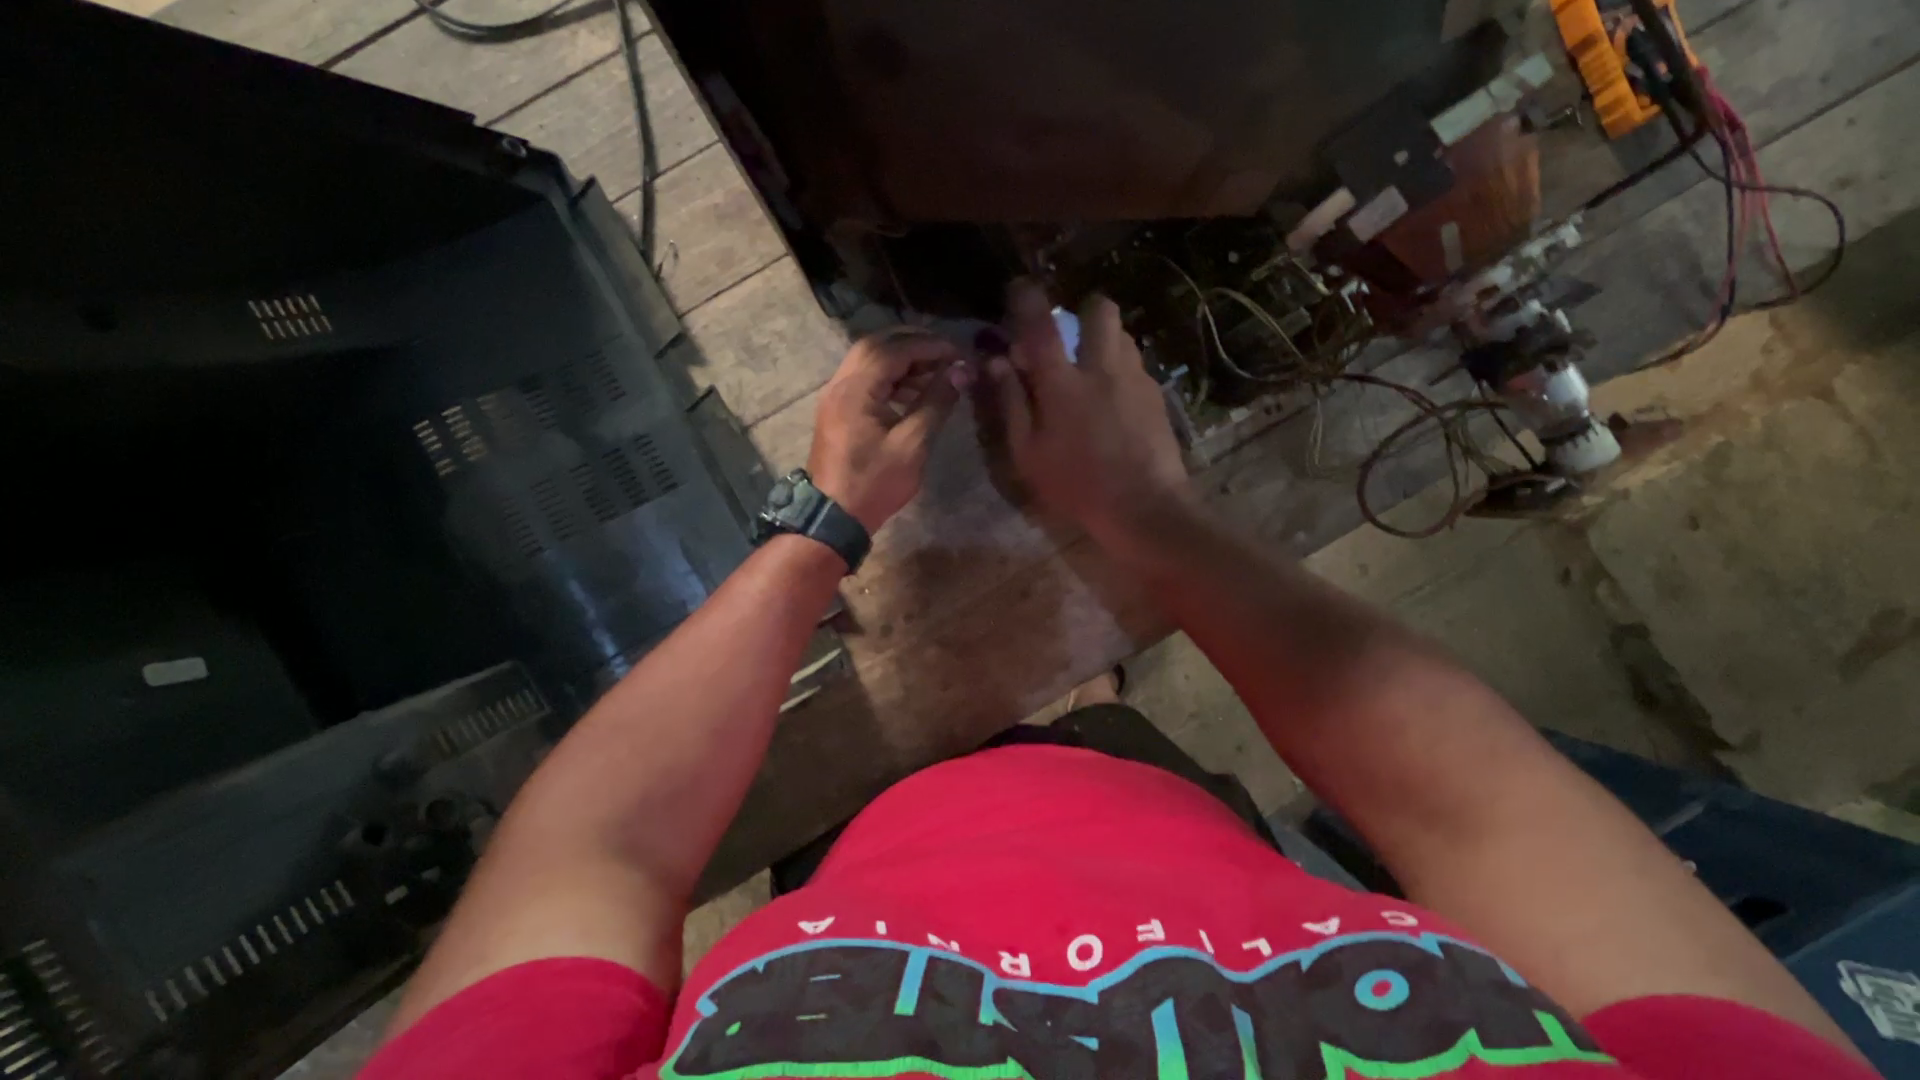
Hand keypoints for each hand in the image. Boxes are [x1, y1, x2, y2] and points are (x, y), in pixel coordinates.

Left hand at [807, 328, 969, 531]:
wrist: (833, 517)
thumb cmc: (874, 482)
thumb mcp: (912, 443)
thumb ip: (936, 402)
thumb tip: (962, 371)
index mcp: (856, 388)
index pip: (895, 349)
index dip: (930, 346)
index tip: (959, 353)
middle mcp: (840, 383)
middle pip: (877, 346)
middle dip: (913, 345)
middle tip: (946, 354)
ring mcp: (835, 396)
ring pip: (869, 362)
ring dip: (902, 361)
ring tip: (935, 375)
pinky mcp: (837, 411)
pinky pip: (864, 380)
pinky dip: (889, 378)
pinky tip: (913, 394)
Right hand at [983, 280, 1195, 543]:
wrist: (1145, 508)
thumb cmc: (1077, 486)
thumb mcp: (1028, 453)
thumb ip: (1011, 402)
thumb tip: (996, 361)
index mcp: (1062, 383)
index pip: (1041, 324)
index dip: (1027, 298)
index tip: (1020, 288)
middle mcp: (1102, 369)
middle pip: (1100, 310)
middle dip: (1083, 311)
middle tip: (1070, 335)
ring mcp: (1136, 379)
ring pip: (1123, 335)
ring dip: (1104, 339)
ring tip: (1092, 371)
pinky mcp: (1157, 396)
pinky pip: (1136, 365)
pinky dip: (1120, 370)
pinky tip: (1114, 403)